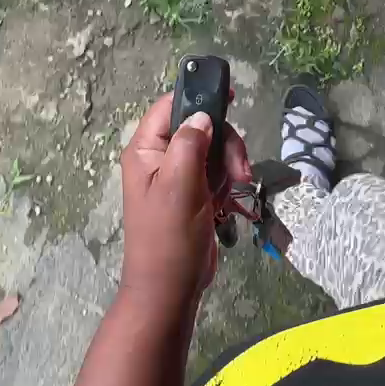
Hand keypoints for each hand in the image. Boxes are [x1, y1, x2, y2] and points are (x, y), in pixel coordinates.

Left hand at [116, 93, 251, 314]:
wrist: (170, 290)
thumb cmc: (169, 237)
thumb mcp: (178, 184)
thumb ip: (189, 143)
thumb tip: (202, 115)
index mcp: (145, 149)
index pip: (170, 106)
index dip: (197, 95)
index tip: (228, 95)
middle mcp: (159, 157)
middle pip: (198, 126)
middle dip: (223, 142)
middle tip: (238, 166)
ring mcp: (177, 175)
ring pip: (212, 148)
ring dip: (230, 163)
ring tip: (238, 185)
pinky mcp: (193, 192)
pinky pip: (216, 171)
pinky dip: (227, 180)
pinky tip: (230, 199)